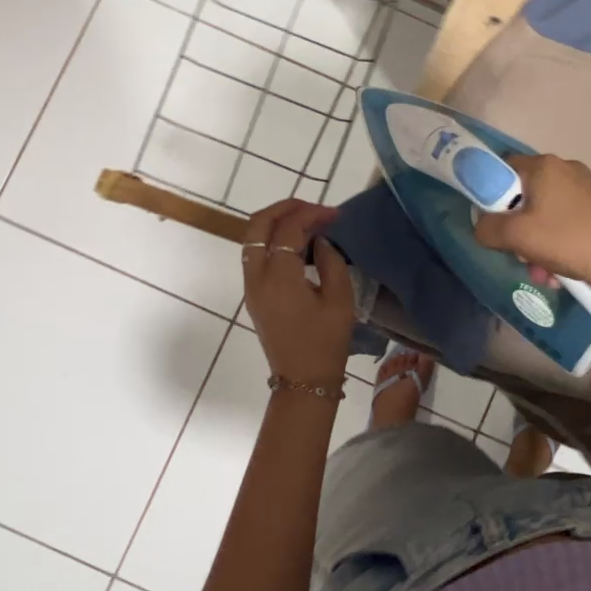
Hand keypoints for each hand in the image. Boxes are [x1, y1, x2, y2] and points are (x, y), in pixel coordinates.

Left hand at [241, 199, 353, 389]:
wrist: (303, 382)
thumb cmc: (325, 343)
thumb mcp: (340, 300)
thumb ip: (331, 262)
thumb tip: (320, 241)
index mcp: (279, 277)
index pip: (288, 229)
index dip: (311, 214)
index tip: (334, 214)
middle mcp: (256, 277)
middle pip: (258, 225)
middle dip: (284, 208)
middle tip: (313, 209)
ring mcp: (250, 286)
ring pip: (252, 239)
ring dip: (277, 223)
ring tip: (307, 224)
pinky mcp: (253, 295)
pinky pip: (255, 255)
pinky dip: (273, 241)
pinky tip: (298, 245)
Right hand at [472, 154, 590, 301]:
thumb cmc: (567, 240)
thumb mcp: (515, 236)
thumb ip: (487, 228)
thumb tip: (483, 226)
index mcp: (544, 165)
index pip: (502, 167)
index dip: (490, 193)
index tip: (491, 221)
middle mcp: (568, 169)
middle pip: (526, 194)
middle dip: (517, 227)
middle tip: (517, 253)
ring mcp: (590, 188)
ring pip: (547, 214)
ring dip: (537, 243)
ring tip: (542, 272)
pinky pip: (568, 224)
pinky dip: (559, 245)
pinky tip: (562, 272)